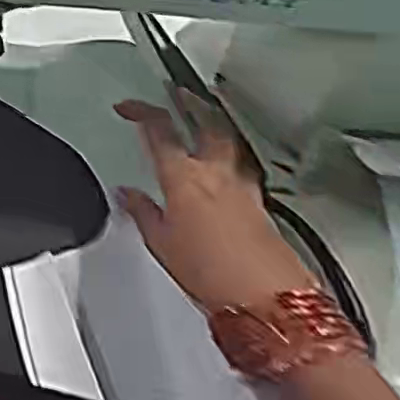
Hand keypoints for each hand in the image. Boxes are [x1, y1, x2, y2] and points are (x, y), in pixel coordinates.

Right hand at [115, 93, 313, 310]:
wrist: (270, 307)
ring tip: (210, 118)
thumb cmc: (214, 274)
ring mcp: (247, 191)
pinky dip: (234, 160)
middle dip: (192, 104)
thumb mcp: (161, 241)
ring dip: (219, 126)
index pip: (158, 129)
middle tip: (180, 92)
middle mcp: (217, 175)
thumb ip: (143, 211)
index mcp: (182, 176)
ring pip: (233, 144)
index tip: (128, 107)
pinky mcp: (266, 210)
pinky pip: (247, 172)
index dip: (140, 111)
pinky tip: (229, 167)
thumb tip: (129, 195)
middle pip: (208, 124)